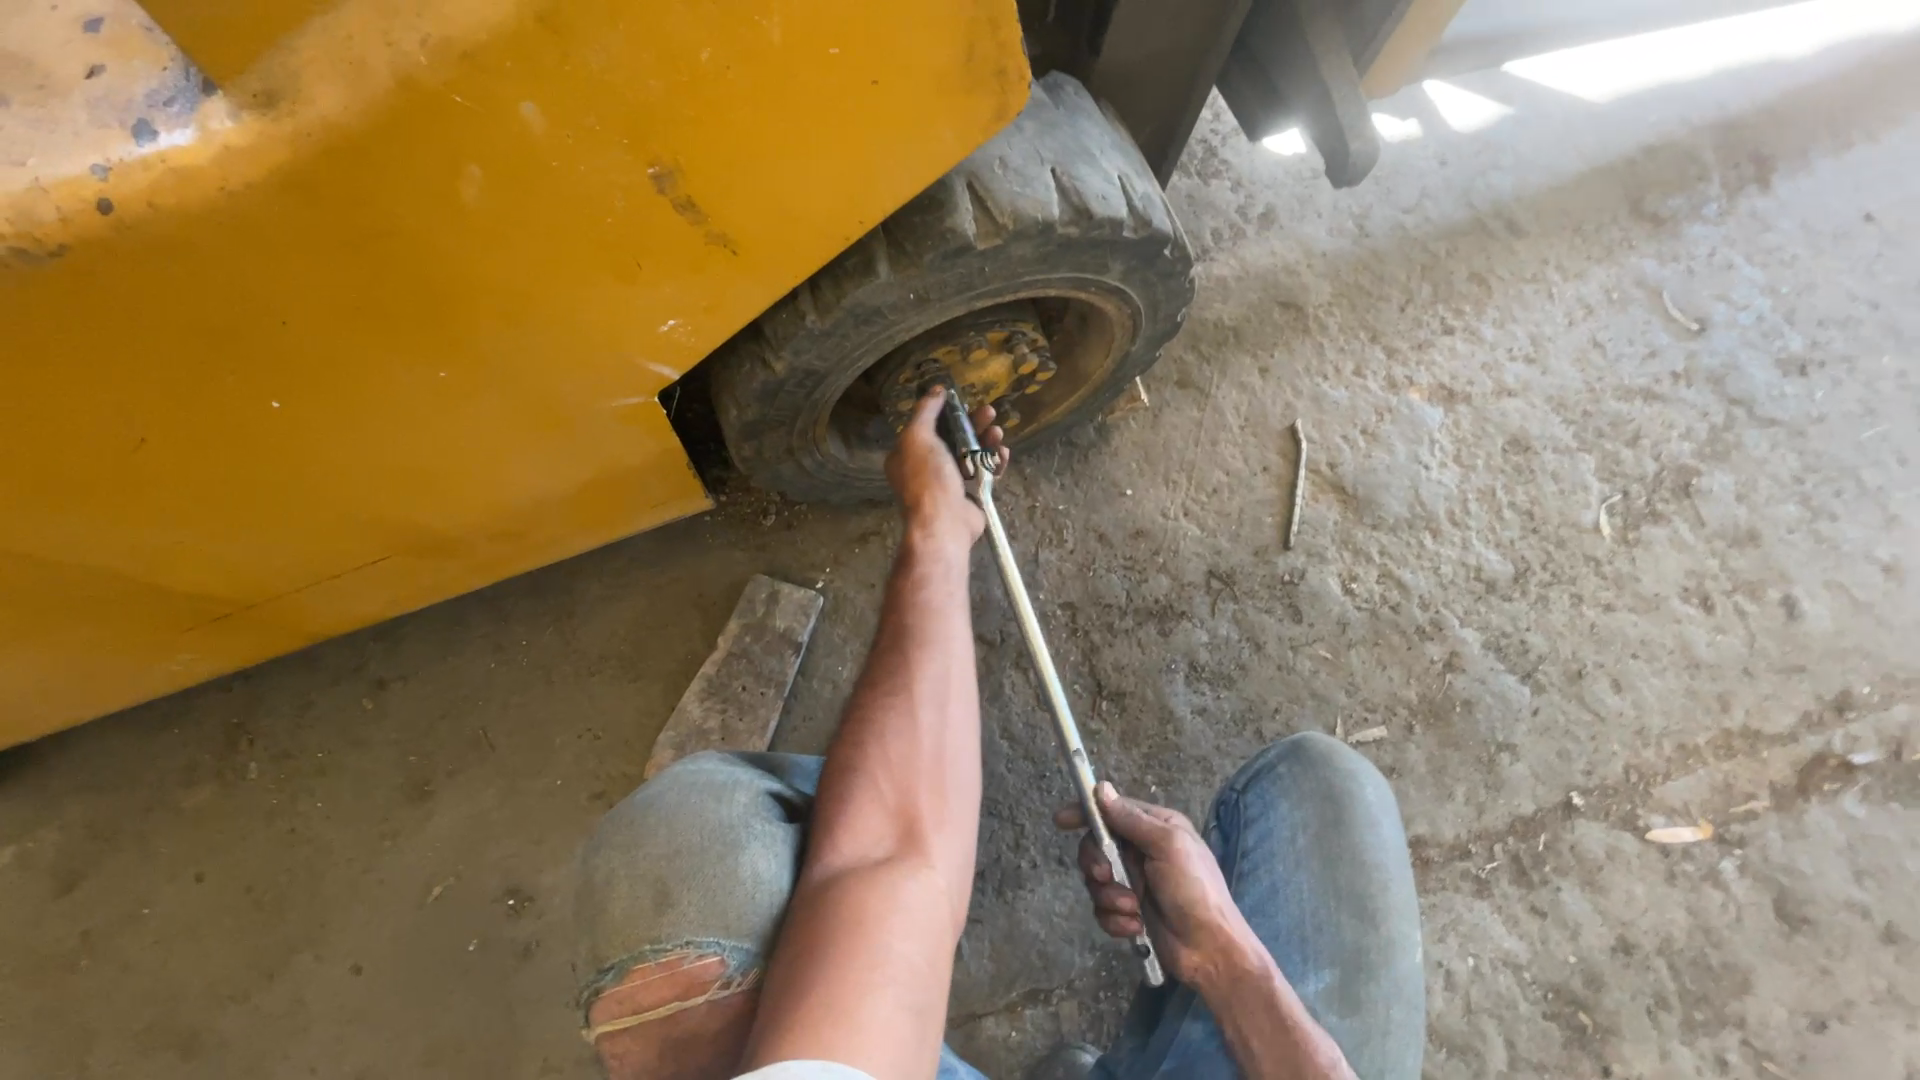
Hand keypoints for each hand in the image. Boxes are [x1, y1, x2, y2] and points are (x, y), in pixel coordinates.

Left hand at [885, 389, 1007, 546]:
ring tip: (998, 432)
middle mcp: (927, 467)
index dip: (945, 413)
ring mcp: (949, 482)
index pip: (927, 427)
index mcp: (908, 454)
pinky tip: (1002, 454)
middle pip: (953, 438)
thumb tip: (937, 390)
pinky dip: (994, 462)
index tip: (962, 402)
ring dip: (986, 440)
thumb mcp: (918, 436)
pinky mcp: (970, 494)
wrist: (944, 522)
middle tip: (989, 411)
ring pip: (971, 454)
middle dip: (972, 423)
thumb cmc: (927, 477)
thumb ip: (926, 411)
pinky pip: (984, 472)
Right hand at [1055, 782, 1263, 991]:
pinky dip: (1114, 919)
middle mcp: (1141, 850)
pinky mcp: (1128, 911)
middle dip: (1097, 864)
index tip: (1061, 821)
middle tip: (1106, 876)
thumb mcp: (1168, 846)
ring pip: (1095, 881)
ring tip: (1132, 909)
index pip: (1112, 810)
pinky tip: (1135, 927)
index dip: (1085, 813)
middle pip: (1096, 846)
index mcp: (1155, 827)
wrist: (1210, 950)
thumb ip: (1133, 819)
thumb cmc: (1196, 890)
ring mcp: (1134, 882)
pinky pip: (1102, 909)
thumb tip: (1101, 789)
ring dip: (1109, 896)